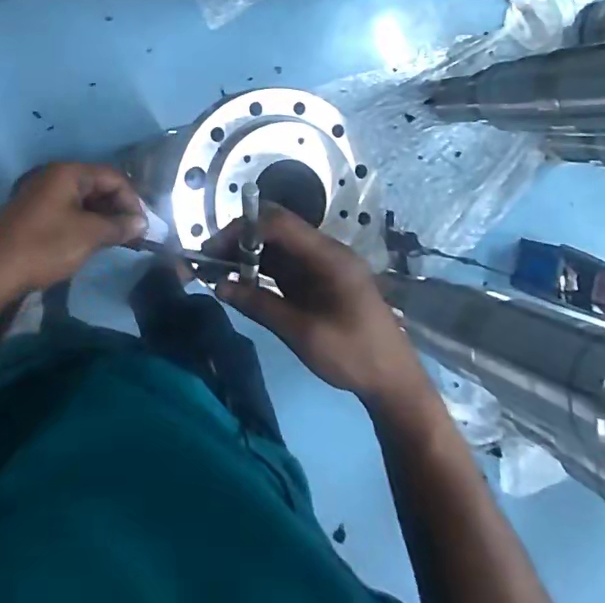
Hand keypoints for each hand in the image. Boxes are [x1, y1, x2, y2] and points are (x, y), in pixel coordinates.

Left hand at [0, 163, 143, 297]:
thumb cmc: (44, 247)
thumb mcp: (89, 236)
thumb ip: (119, 225)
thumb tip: (142, 222)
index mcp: (67, 172)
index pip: (113, 176)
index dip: (132, 199)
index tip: (143, 226)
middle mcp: (52, 175)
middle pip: (96, 185)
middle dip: (117, 208)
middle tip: (132, 235)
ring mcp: (38, 194)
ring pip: (81, 200)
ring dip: (101, 218)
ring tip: (116, 241)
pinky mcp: (30, 213)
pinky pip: (65, 211)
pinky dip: (83, 223)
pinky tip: (90, 243)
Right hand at [208, 206, 428, 406]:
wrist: (394, 381)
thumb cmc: (353, 355)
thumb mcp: (303, 333)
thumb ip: (260, 306)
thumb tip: (219, 286)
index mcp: (328, 256)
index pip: (279, 223)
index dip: (243, 229)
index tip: (213, 248)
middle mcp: (324, 253)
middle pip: (277, 229)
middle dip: (241, 238)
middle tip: (210, 259)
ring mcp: (322, 266)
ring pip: (278, 246)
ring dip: (248, 254)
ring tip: (217, 269)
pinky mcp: (318, 282)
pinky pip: (285, 265)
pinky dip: (261, 269)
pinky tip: (240, 281)